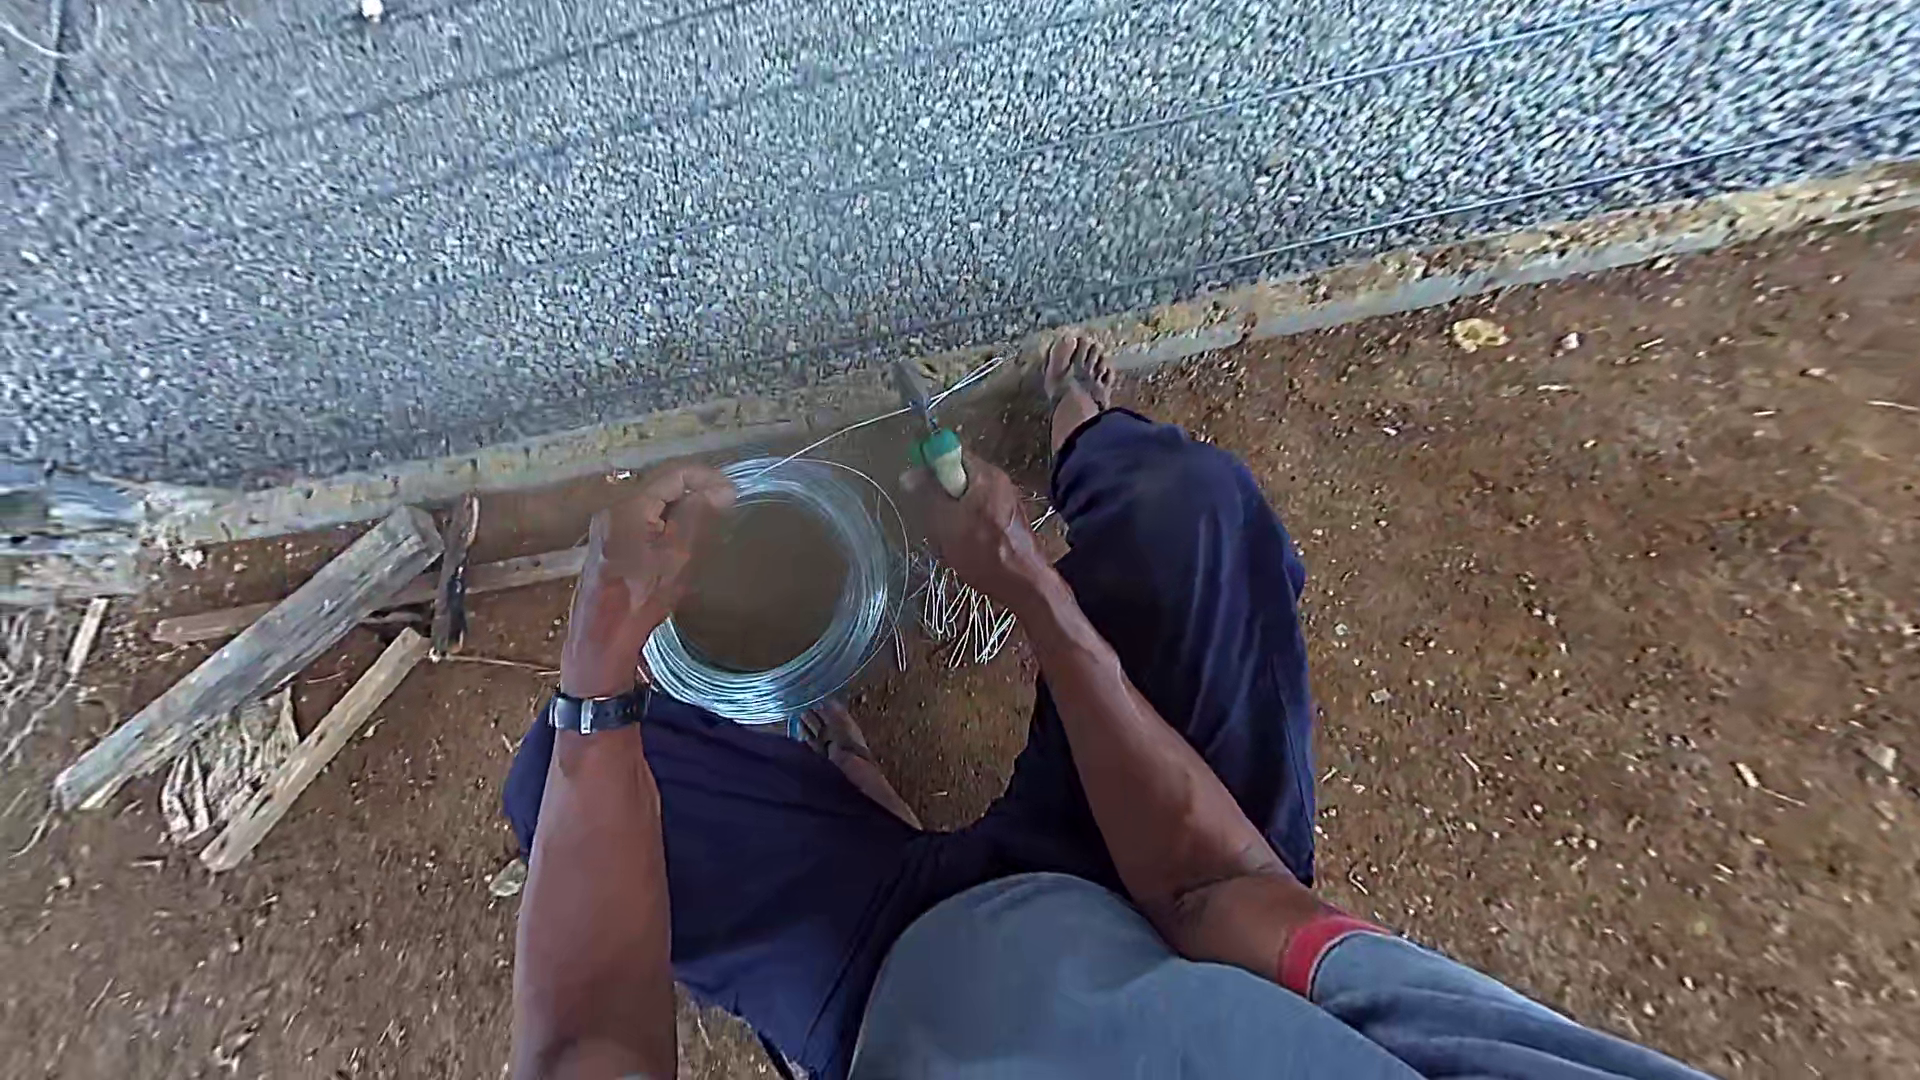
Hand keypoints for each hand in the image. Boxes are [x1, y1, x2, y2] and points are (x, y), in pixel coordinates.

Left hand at [561, 463, 735, 697]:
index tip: (733, 494)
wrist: (603, 636)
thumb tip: (720, 490)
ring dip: (684, 510)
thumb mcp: (678, 554)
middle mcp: (614, 510)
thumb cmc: (643, 596)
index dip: (707, 478)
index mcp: (628, 507)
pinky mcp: (610, 545)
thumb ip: (697, 516)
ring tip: (711, 526)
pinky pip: (645, 522)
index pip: (674, 475)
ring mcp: (609, 528)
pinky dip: (669, 524)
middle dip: (697, 492)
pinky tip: (685, 542)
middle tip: (727, 509)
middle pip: (662, 487)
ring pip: (655, 505)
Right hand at [901, 451, 1054, 614]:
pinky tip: (963, 547)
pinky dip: (965, 526)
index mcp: (985, 474)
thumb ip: (927, 495)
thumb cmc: (983, 551)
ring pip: (965, 499)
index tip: (918, 489)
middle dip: (940, 497)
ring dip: (950, 516)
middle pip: (957, 477)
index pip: (951, 452)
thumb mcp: (946, 523)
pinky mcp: (1008, 520)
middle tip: (933, 519)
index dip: (930, 467)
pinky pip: (978, 514)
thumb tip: (908, 474)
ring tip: (947, 538)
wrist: (1025, 584)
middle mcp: (999, 481)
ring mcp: (1006, 501)